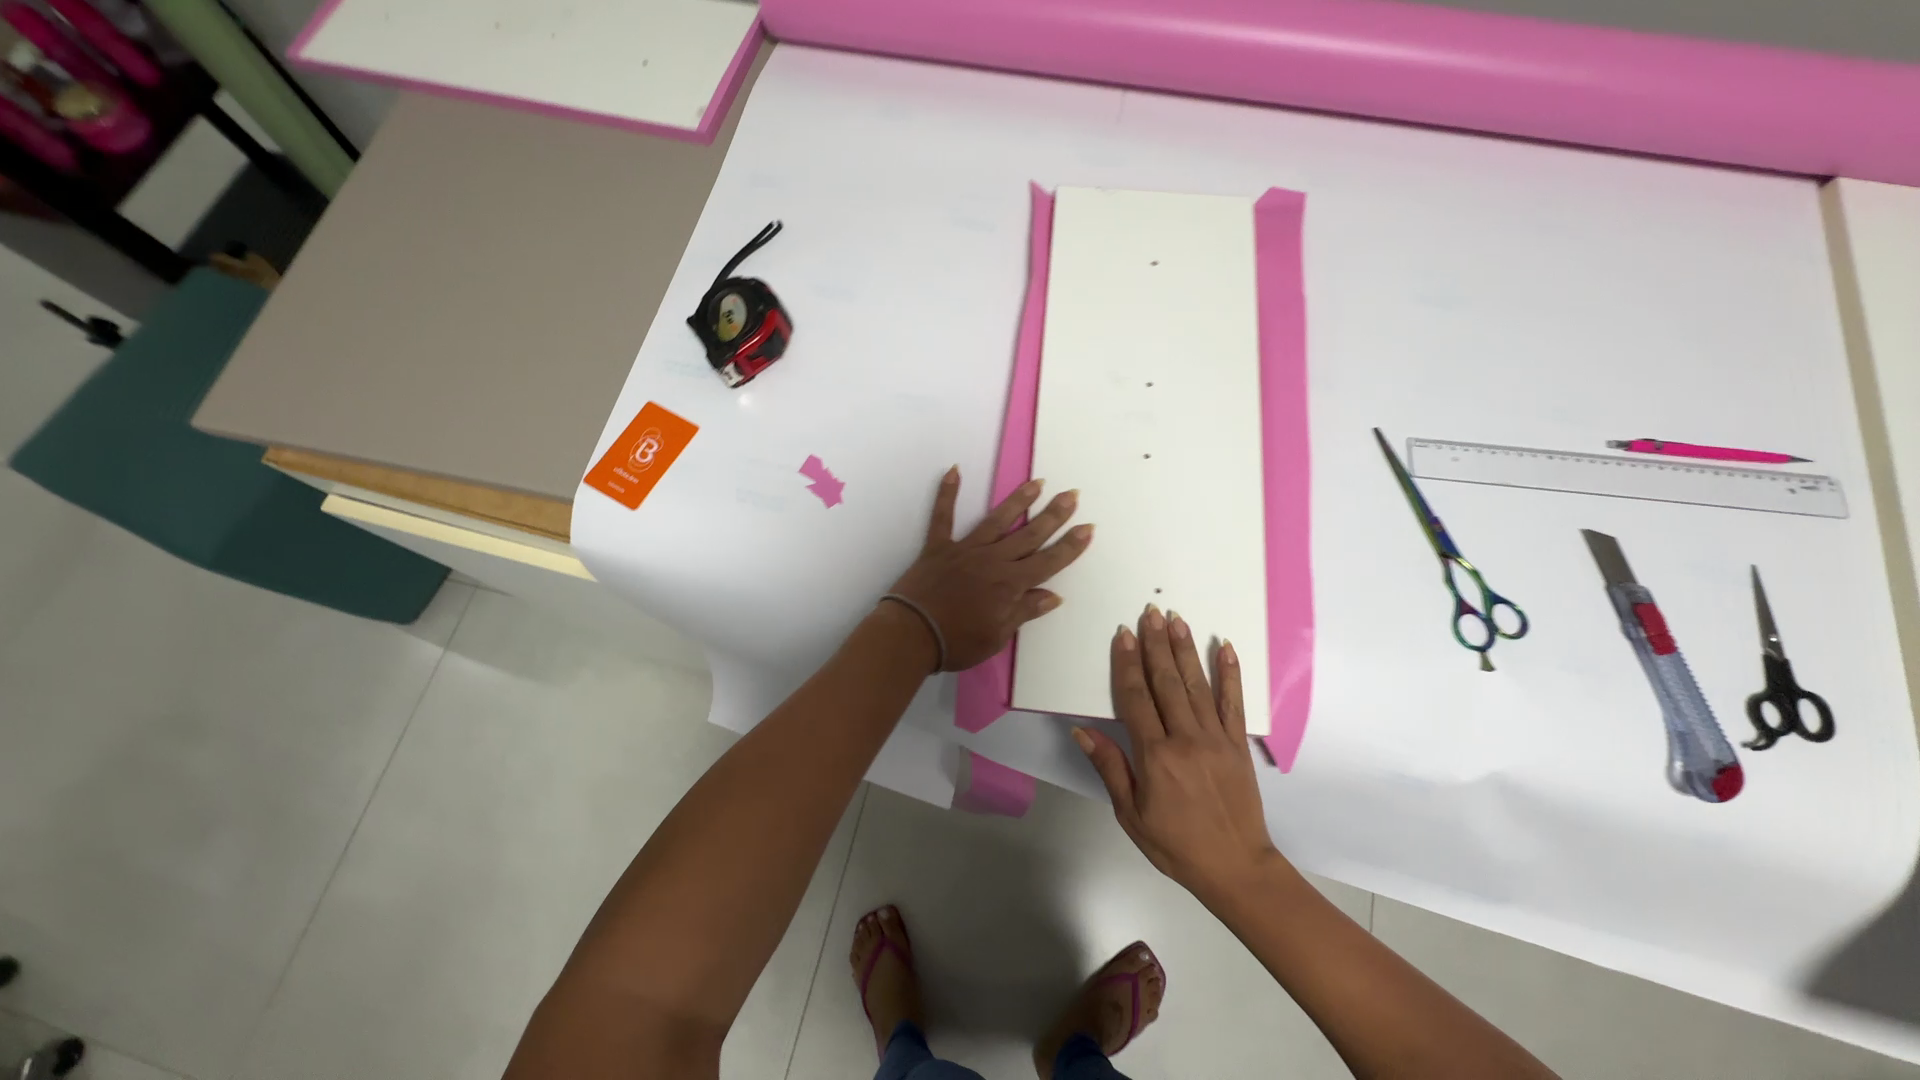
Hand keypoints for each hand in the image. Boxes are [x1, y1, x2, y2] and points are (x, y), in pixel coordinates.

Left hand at [886, 467, 1092, 670]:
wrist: (911, 635)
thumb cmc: (957, 642)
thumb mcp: (997, 636)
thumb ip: (1024, 611)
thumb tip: (1053, 595)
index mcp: (1010, 585)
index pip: (1048, 562)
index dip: (1070, 546)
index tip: (1087, 527)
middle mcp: (993, 560)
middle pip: (1029, 535)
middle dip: (1053, 515)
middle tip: (1071, 494)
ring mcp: (965, 550)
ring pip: (997, 520)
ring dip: (1018, 500)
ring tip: (1036, 482)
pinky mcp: (938, 547)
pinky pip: (943, 516)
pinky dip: (947, 493)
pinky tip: (954, 470)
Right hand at [1075, 606, 1282, 900]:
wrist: (1236, 867)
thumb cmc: (1175, 845)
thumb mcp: (1131, 814)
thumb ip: (1110, 768)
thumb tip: (1083, 731)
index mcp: (1155, 756)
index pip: (1136, 699)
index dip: (1127, 665)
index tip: (1122, 635)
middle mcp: (1186, 739)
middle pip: (1167, 682)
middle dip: (1155, 645)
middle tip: (1149, 612)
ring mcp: (1216, 738)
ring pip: (1198, 684)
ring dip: (1186, 650)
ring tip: (1177, 619)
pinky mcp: (1238, 744)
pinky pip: (1234, 702)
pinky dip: (1230, 674)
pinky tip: (1225, 648)